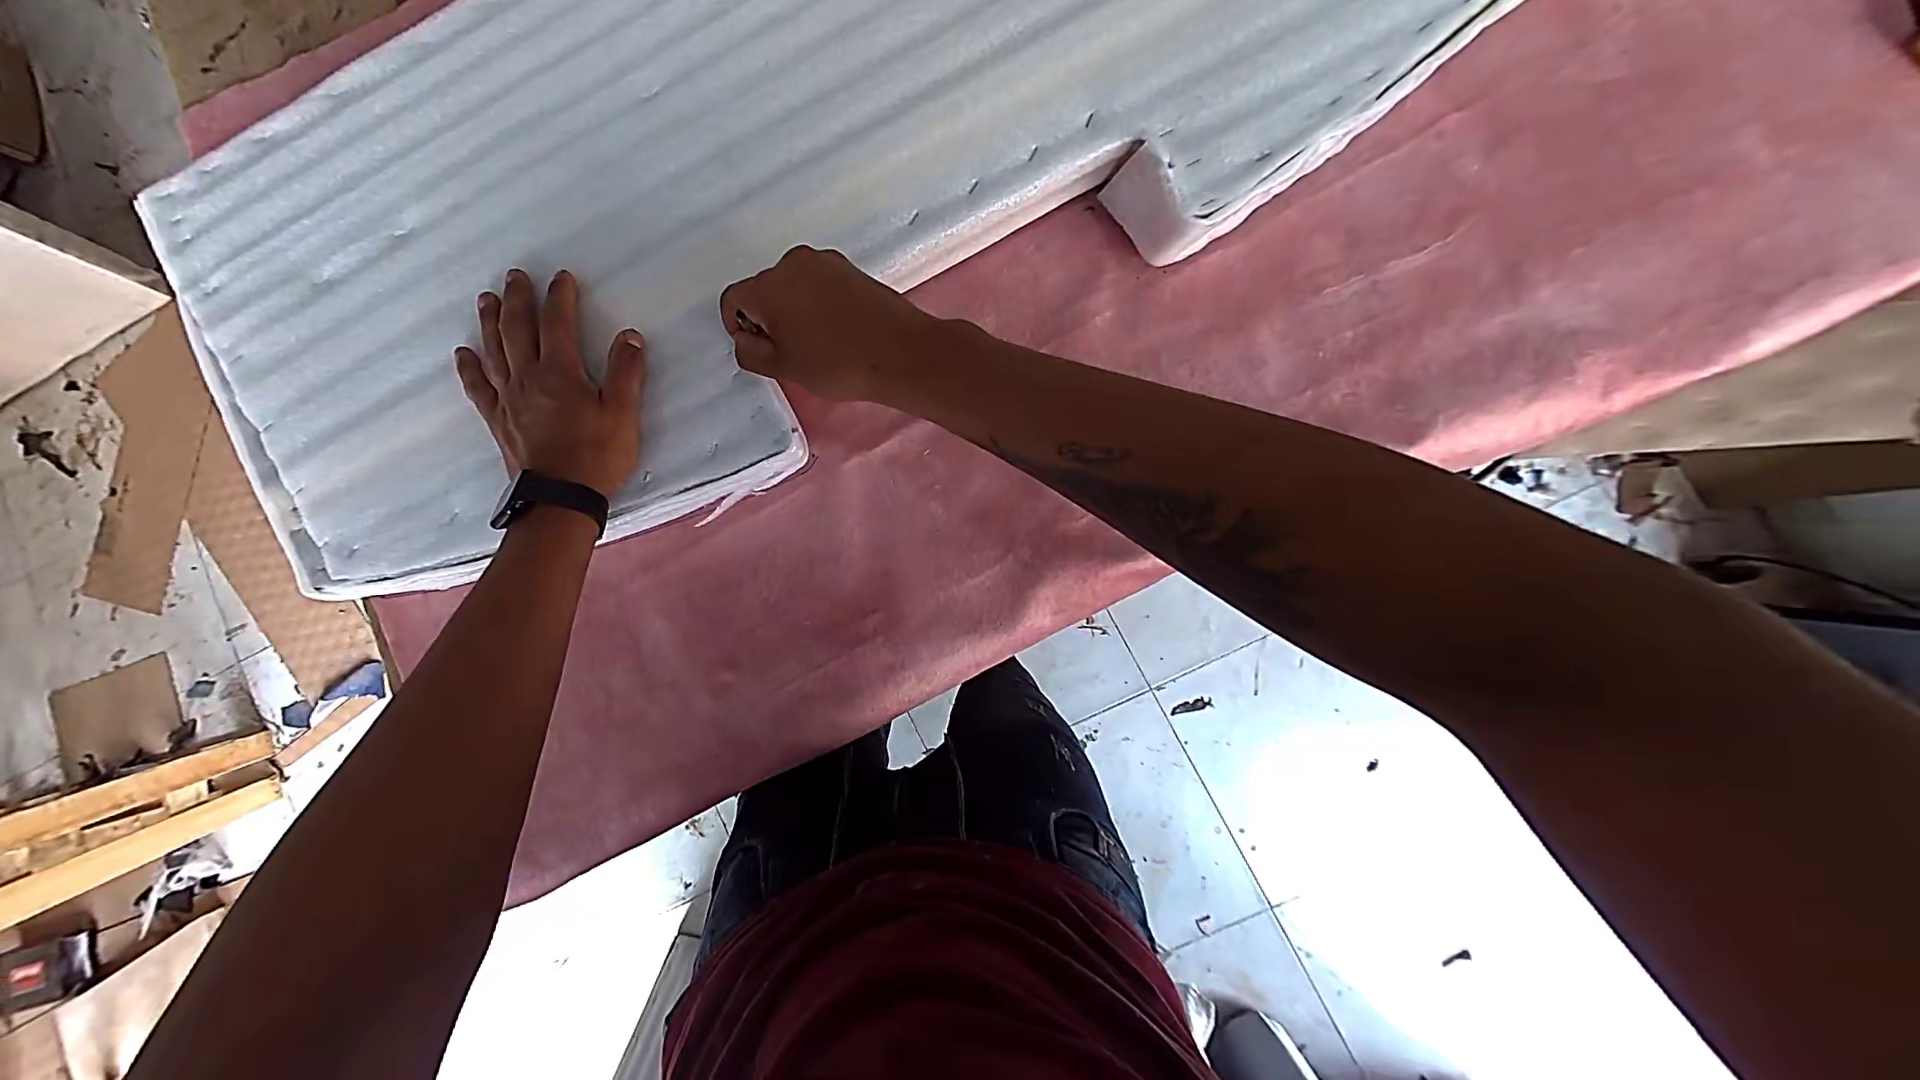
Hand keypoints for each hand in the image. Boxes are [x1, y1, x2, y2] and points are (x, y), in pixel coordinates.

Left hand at [455, 269, 646, 497]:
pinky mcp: (499, 420)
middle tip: (516, 276)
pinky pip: (479, 387)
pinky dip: (470, 367)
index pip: (558, 324)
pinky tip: (464, 353)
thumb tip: (630, 336)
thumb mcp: (624, 414)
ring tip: (487, 299)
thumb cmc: (598, 456)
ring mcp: (509, 398)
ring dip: (491, 322)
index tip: (562, 278)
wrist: (561, 497)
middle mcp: (528, 378)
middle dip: (519, 299)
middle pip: (519, 329)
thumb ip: (626, 373)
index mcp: (561, 373)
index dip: (561, 298)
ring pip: (494, 350)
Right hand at [718, 246, 949, 401]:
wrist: (901, 354)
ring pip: (794, 286)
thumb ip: (751, 353)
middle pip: (765, 289)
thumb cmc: (841, 365)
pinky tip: (838, 331)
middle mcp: (793, 264)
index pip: (734, 300)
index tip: (758, 347)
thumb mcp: (786, 368)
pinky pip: (820, 284)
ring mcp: (825, 263)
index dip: (738, 327)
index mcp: (768, 286)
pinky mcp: (851, 269)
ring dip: (795, 310)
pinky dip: (819, 304)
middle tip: (791, 352)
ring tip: (818, 344)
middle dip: (769, 318)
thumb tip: (746, 340)